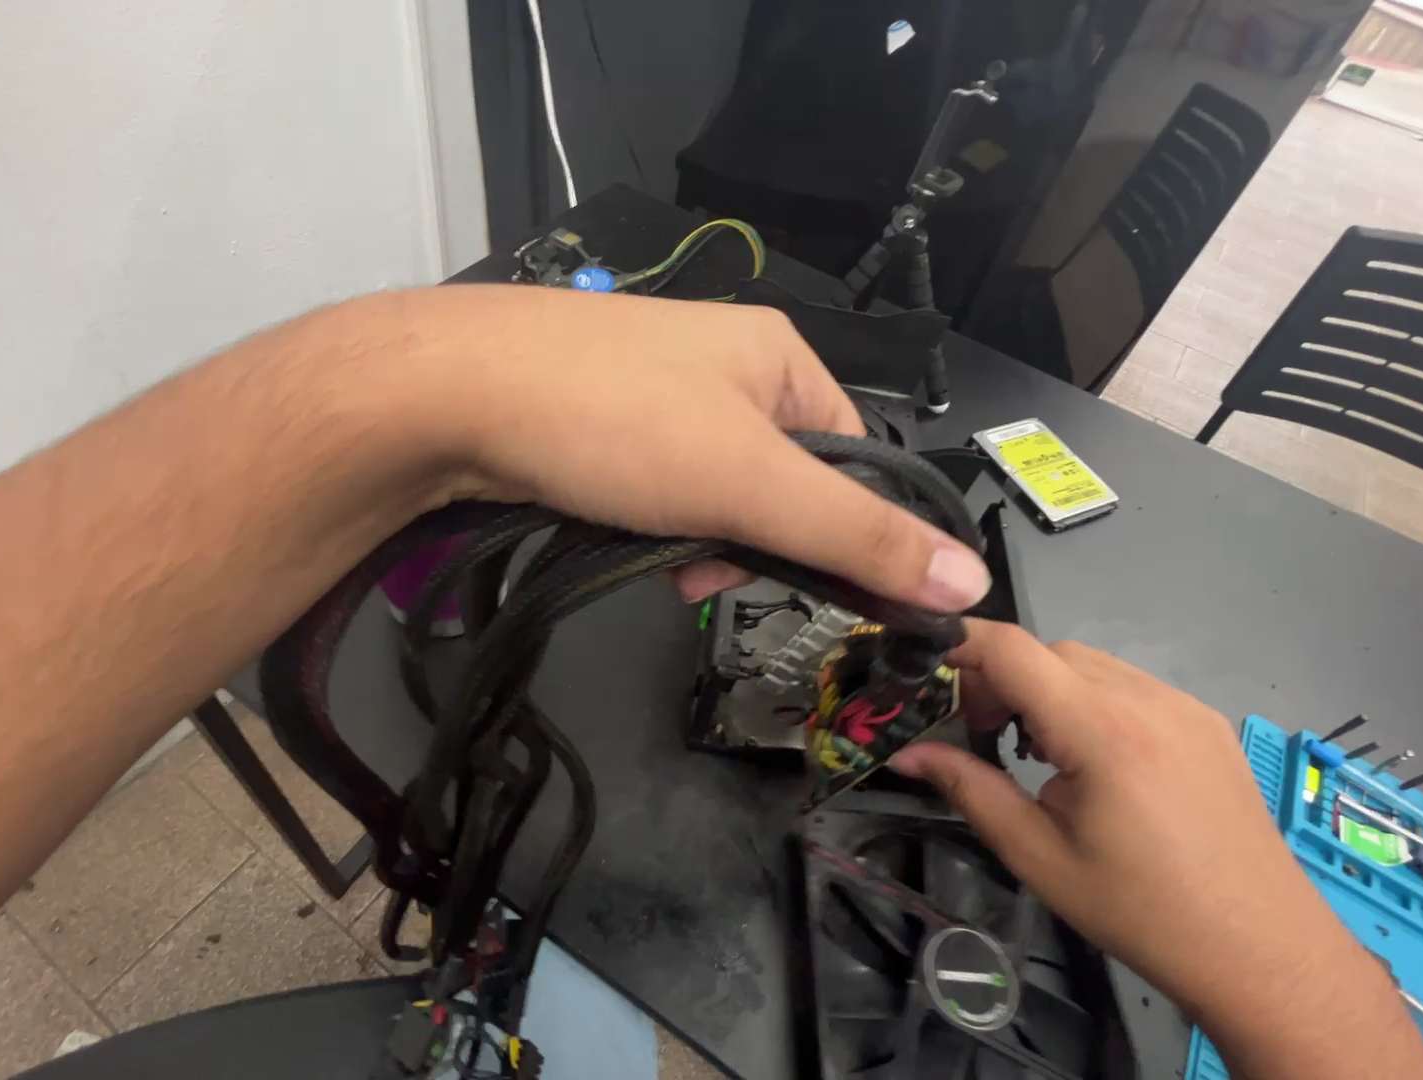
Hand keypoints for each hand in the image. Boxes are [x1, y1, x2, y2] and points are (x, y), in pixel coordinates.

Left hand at [354, 284, 989, 611]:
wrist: (452, 393)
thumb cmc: (616, 423)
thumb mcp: (748, 484)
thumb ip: (857, 533)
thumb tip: (971, 584)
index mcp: (779, 358)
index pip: (853, 456)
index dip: (840, 529)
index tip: (798, 580)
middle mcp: (726, 366)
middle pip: (783, 479)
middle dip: (753, 541)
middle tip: (704, 573)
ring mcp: (660, 392)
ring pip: (718, 491)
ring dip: (700, 540)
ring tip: (658, 561)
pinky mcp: (607, 421)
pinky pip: (661, 486)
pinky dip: (654, 524)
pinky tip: (623, 540)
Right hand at [892, 622, 1422, 1078]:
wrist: (1267, 955)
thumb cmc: (1141, 911)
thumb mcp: (1036, 854)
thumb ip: (966, 788)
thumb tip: (903, 753)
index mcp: (1101, 730)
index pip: (1011, 648)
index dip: (958, 647)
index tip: (924, 677)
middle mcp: (1146, 699)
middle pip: (1045, 650)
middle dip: (997, 677)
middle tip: (978, 730)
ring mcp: (1183, 705)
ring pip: (1085, 662)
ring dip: (1041, 686)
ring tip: (1032, 746)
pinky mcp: (1204, 721)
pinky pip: (1126, 683)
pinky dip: (1085, 698)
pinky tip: (1086, 754)